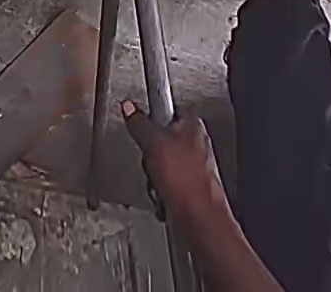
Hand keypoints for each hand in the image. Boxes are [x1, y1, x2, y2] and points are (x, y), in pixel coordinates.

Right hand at [123, 100, 229, 222]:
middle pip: (159, 145)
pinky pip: (167, 188)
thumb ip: (140, 124)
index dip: (151, 129)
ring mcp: (194, 170)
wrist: (200, 222)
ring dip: (155, 181)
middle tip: (154, 167)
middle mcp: (197, 146)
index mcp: (193, 126)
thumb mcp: (154, 144)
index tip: (145, 137)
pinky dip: (162, 195)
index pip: (164, 117)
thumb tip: (130, 108)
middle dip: (151, 161)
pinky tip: (165, 200)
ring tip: (161, 187)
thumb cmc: (186, 181)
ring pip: (161, 169)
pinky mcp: (191, 192)